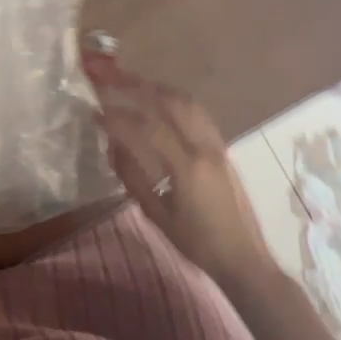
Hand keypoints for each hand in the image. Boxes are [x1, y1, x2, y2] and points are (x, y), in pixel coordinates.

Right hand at [83, 48, 274, 282]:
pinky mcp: (223, 150)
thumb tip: (112, 145)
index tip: (96, 112)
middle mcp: (205, 148)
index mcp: (187, 167)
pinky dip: (174, 101)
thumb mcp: (157, 216)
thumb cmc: (198, 243)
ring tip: (132, 84)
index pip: (148, 127)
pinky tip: (159, 103)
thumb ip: (133, 178)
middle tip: (111, 80)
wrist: (244, 259)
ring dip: (157, 89)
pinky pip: (197, 113)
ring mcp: (217, 146)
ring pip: (187, 102)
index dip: (119, 115)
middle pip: (170, 102)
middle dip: (138, 86)